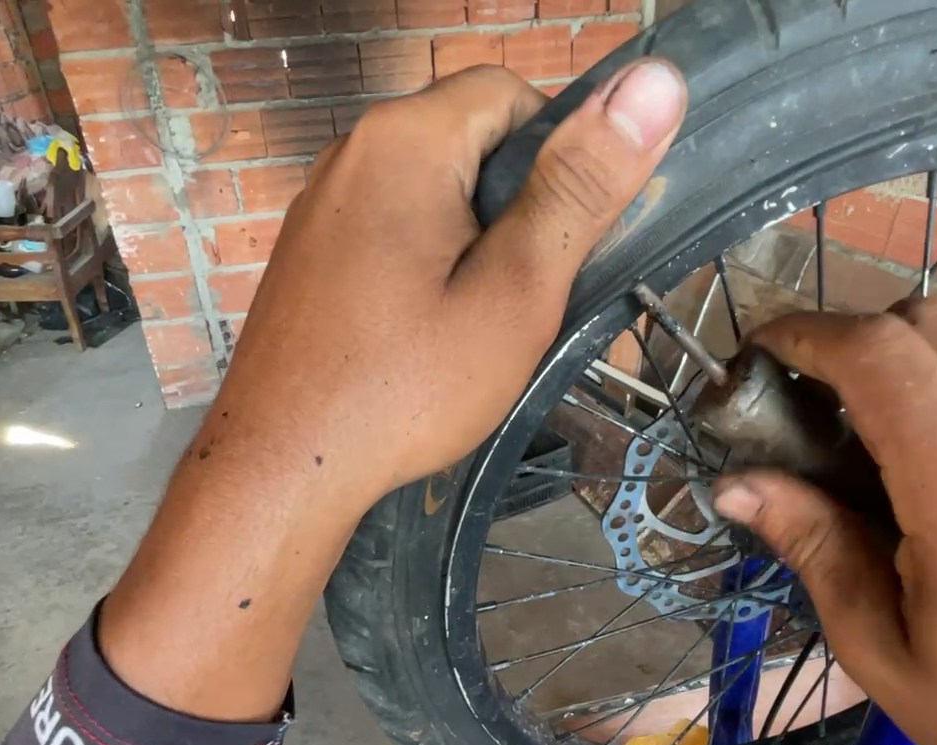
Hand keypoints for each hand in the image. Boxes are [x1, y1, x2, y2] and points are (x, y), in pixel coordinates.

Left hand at [101, 61, 688, 721]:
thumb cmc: (405, 388)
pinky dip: (428, 279)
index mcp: (403, 141)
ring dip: (477, 257)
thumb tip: (653, 84)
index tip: (571, 242)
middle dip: (520, 219)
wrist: (283, 469)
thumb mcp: (513, 293)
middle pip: (468, 153)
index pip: (511, 95)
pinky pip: (389, 245)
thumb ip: (578, 190)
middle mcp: (349, 158)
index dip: (559, 159)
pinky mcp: (307, 265)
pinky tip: (432, 346)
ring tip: (491, 336)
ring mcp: (319, 214)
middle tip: (539, 304)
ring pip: (430, 206)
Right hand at [711, 299, 936, 744]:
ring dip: (916, 381)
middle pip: (936, 324)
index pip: (880, 355)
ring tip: (882, 462)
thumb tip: (734, 485)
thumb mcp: (882, 652)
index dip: (807, 333)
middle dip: (857, 340)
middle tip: (810, 401)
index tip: (759, 348)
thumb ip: (812, 548)